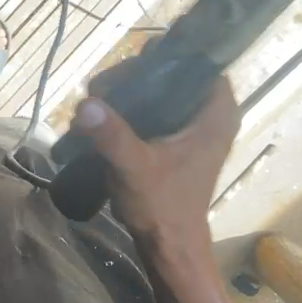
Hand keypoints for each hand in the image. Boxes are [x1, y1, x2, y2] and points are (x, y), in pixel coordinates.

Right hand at [71, 76, 240, 246]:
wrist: (168, 246)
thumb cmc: (162, 207)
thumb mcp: (134, 168)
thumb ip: (113, 136)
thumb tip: (86, 103)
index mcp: (215, 116)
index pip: (199, 63)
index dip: (167, 56)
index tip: (131, 65)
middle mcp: (208, 115)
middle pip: (170, 72)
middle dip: (133, 75)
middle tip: (102, 90)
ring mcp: (190, 127)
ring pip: (157, 88)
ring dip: (125, 90)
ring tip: (98, 103)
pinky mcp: (172, 139)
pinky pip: (150, 106)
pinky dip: (127, 105)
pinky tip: (104, 116)